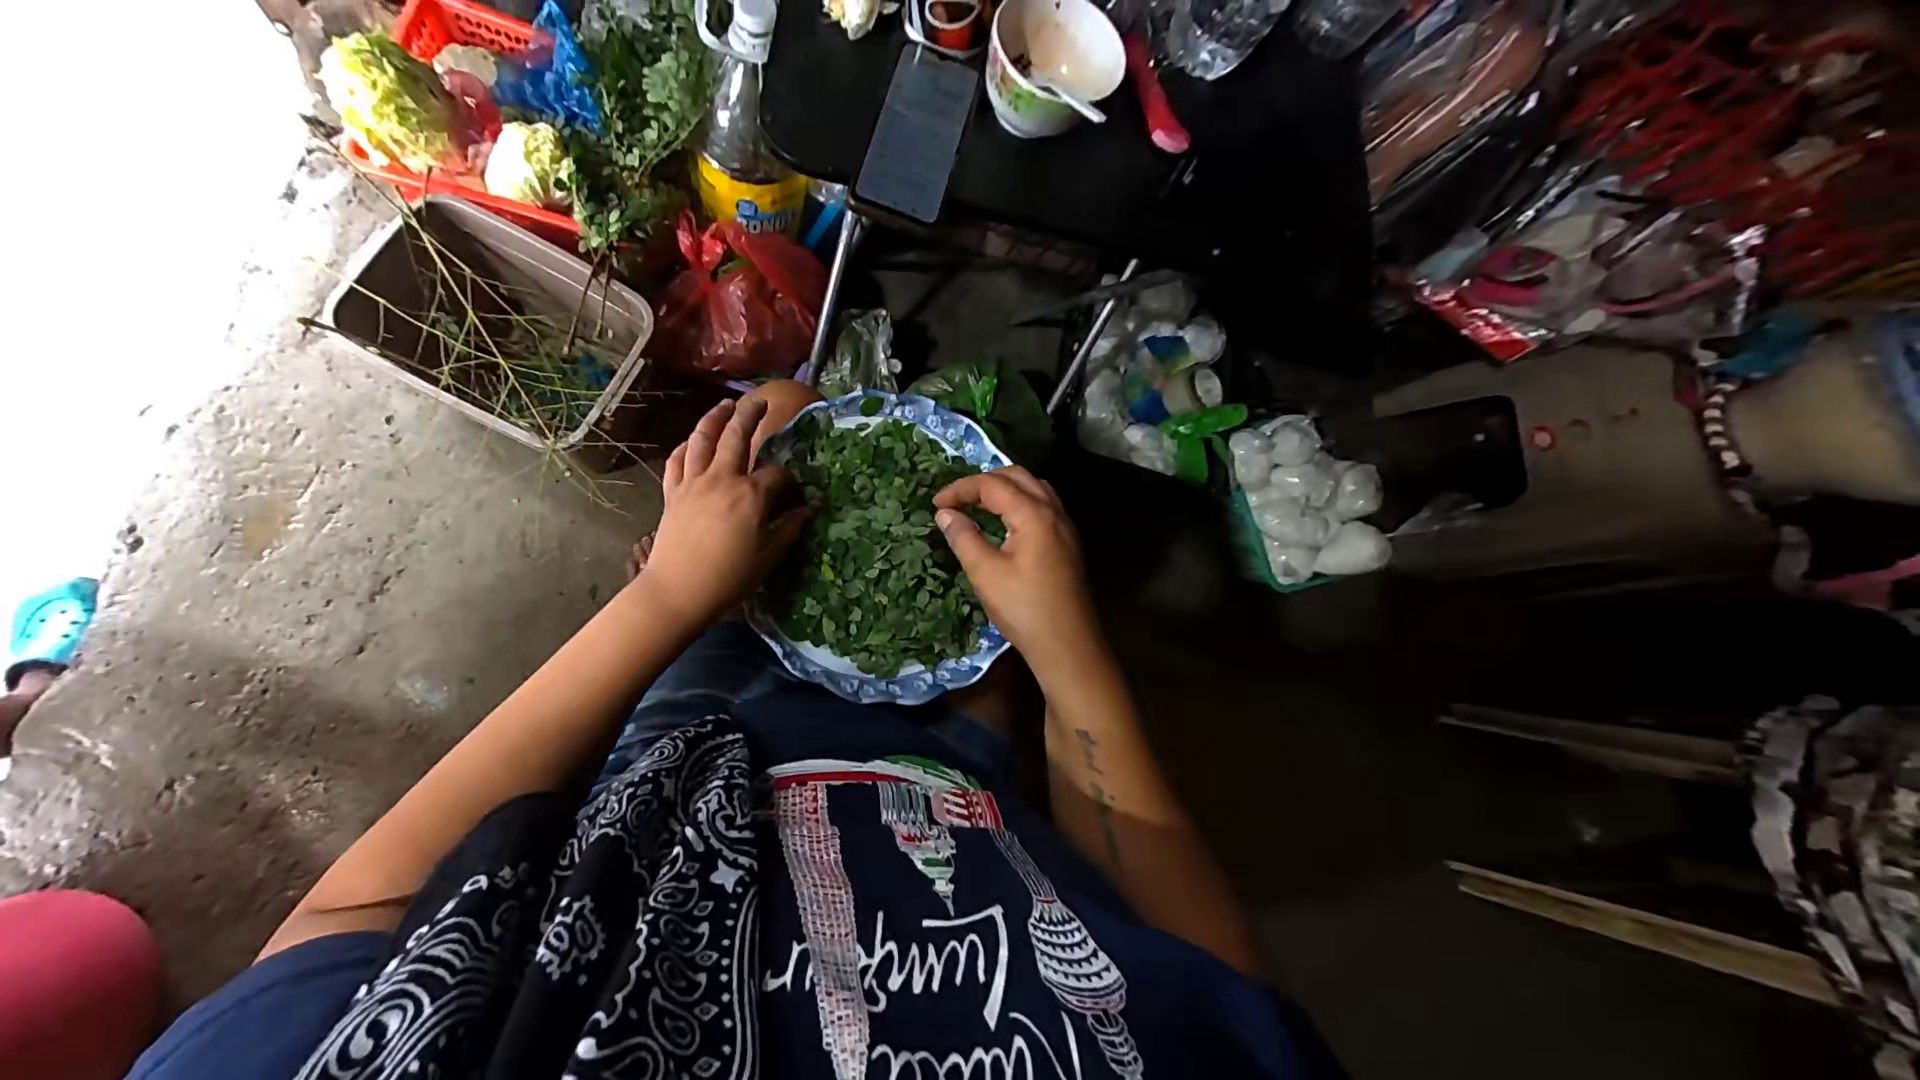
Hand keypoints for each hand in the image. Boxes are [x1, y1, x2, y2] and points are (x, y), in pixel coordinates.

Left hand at [640, 397, 807, 628]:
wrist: (678, 591)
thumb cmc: (730, 576)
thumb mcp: (770, 554)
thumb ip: (790, 527)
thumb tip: (811, 509)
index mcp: (750, 494)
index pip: (776, 474)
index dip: (789, 480)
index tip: (795, 493)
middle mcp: (722, 478)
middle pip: (737, 437)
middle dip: (750, 415)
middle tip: (760, 401)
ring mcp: (693, 483)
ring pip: (702, 439)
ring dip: (714, 418)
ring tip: (724, 405)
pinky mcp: (672, 493)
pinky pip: (677, 461)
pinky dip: (685, 448)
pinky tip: (691, 443)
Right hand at [933, 467, 1101, 672]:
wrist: (1067, 645)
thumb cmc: (1024, 609)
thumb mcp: (985, 573)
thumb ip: (964, 537)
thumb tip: (945, 513)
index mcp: (1034, 514)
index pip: (992, 484)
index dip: (960, 489)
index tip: (935, 504)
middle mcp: (1053, 512)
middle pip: (1017, 476)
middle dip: (983, 481)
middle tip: (957, 500)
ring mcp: (1065, 527)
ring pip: (1034, 488)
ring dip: (1004, 489)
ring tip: (978, 506)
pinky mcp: (1067, 543)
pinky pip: (1043, 506)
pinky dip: (1019, 503)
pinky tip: (1004, 523)